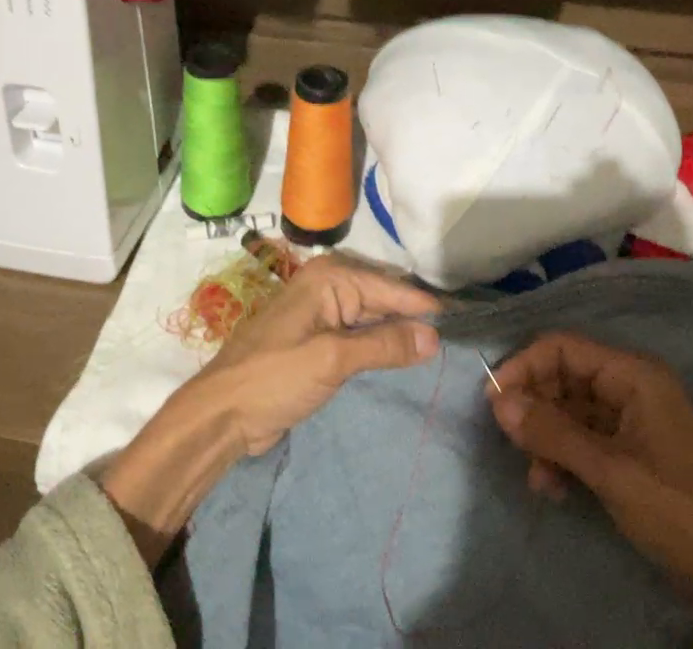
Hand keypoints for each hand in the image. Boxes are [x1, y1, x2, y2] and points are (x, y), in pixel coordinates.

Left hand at [191, 253, 441, 454]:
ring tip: (448, 354)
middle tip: (466, 341)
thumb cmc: (273, 378)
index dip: (430, 309)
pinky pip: (362, 338)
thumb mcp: (332, 359)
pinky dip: (383, 348)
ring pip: (376, 320)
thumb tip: (436, 337)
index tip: (471, 324)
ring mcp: (324, 315)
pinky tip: (410, 362)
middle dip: (419, 320)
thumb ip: (384, 345)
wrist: (222, 414)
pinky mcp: (321, 342)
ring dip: (403, 336)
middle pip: (386, 300)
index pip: (394, 289)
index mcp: (330, 278)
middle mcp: (329, 287)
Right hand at [489, 332, 692, 647]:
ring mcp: (631, 420)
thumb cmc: (677, 509)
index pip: (563, 347)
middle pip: (563, 377)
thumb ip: (552, 432)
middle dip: (534, 408)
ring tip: (538, 478)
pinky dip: (562, 457)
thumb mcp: (609, 470)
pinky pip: (581, 438)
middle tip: (512, 443)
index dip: (524, 366)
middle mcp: (631, 387)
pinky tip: (553, 488)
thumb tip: (497, 400)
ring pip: (568, 411)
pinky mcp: (629, 450)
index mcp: (633, 375)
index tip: (493, 402)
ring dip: (545, 439)